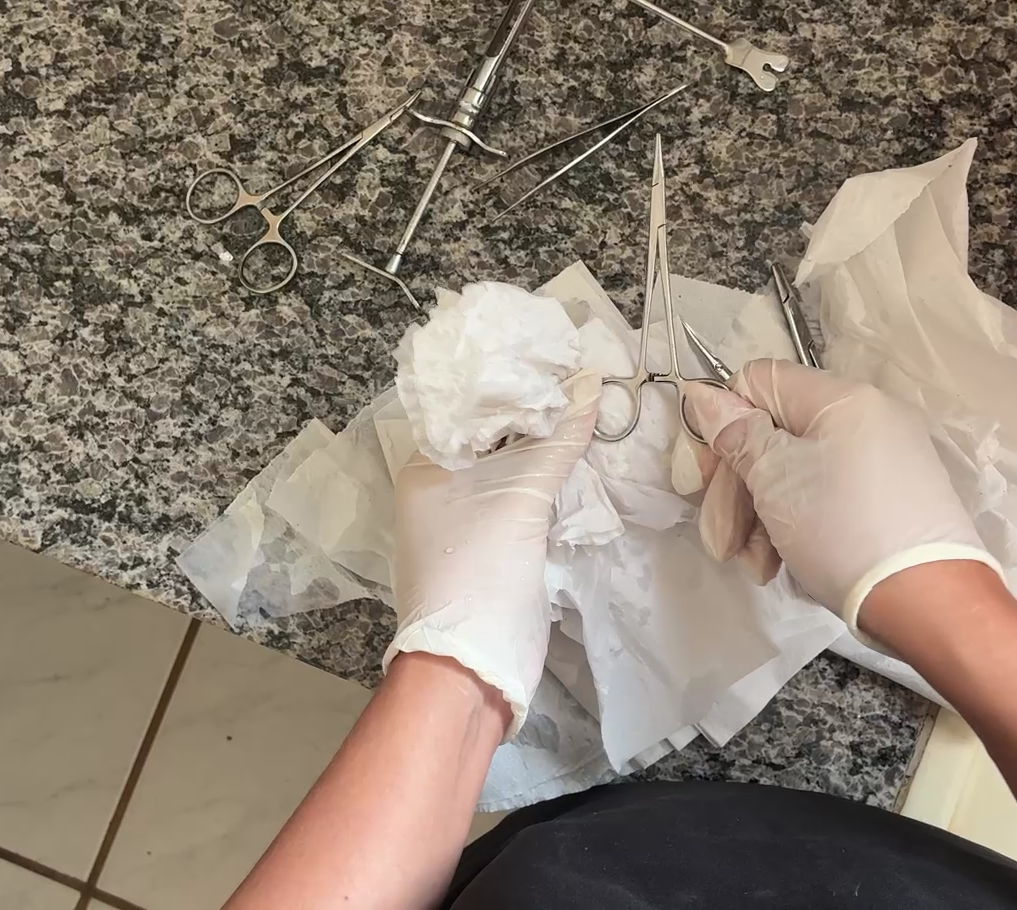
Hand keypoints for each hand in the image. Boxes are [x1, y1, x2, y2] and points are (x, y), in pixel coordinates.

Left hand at [386, 372, 599, 737]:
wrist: (473, 664)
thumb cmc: (479, 569)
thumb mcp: (519, 497)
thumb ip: (556, 440)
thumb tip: (590, 384)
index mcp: (425, 465)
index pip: (466, 405)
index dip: (507, 379)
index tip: (550, 352)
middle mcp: (439, 484)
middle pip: (491, 434)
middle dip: (532, 409)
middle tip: (578, 372)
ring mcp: (466, 515)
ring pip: (509, 464)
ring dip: (545, 442)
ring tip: (588, 400)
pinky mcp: (494, 539)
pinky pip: (522, 494)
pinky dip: (549, 475)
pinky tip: (582, 451)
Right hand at [682, 359, 1000, 646]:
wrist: (930, 607)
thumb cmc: (842, 529)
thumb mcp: (773, 476)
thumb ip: (734, 431)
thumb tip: (701, 393)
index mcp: (842, 399)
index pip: (758, 381)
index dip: (723, 421)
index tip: (706, 472)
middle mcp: (866, 420)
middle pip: (771, 435)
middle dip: (736, 488)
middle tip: (722, 537)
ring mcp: (881, 462)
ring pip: (791, 472)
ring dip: (758, 517)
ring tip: (754, 565)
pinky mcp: (888, 500)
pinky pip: (821, 496)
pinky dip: (792, 526)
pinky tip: (780, 564)